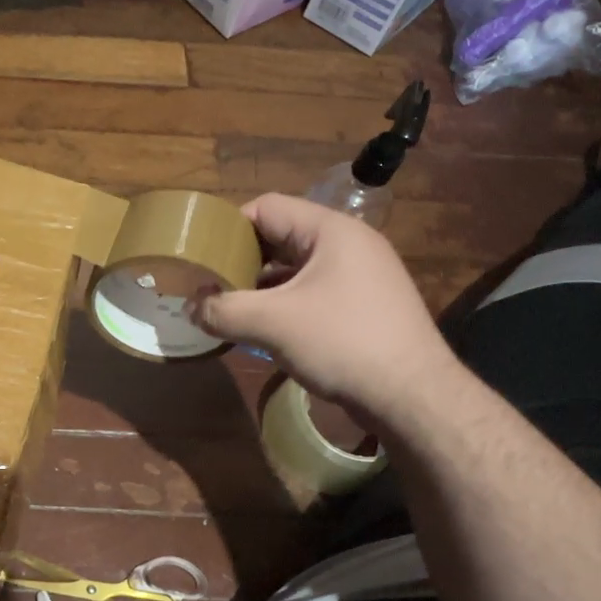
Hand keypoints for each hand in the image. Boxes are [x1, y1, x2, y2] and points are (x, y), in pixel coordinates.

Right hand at [190, 193, 456, 418]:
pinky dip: (280, 307)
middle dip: (240, 261)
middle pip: (280, 238)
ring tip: (227, 312)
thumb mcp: (272, 323)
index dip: (228, 228)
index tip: (200, 257)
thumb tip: (190, 307)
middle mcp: (347, 244)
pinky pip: (309, 295)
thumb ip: (224, 310)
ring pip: (293, 271)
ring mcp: (358, 276)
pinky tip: (261, 331)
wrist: (410, 393)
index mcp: (330, 230)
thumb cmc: (342, 342)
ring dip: (258, 288)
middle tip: (208, 288)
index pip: (267, 207)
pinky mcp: (361, 307)